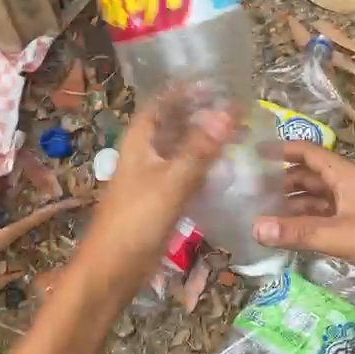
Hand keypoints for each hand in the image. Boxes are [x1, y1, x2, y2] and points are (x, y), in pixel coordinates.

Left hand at [74, 93, 235, 300]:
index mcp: (140, 140)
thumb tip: (229, 112)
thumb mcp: (171, 182)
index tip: (221, 83)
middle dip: (204, 116)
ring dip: (207, 143)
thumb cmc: (136, 221)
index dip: (189, 89)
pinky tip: (228, 172)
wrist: (113, 269)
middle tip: (240, 112)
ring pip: (183, 151)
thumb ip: (200, 149)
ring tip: (241, 137)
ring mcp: (153, 178)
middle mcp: (146, 153)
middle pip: (175, 124)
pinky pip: (187, 176)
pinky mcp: (162, 201)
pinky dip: (205, 170)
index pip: (164, 101)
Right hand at [253, 142, 354, 293]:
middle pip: (308, 177)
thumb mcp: (341, 235)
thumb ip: (298, 232)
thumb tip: (254, 228)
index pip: (306, 152)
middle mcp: (347, 187)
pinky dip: (305, 226)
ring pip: (315, 201)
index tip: (250, 155)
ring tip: (258, 216)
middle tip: (246, 192)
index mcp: (345, 175)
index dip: (280, 150)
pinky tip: (287, 237)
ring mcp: (354, 209)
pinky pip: (324, 221)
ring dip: (291, 206)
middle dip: (279, 182)